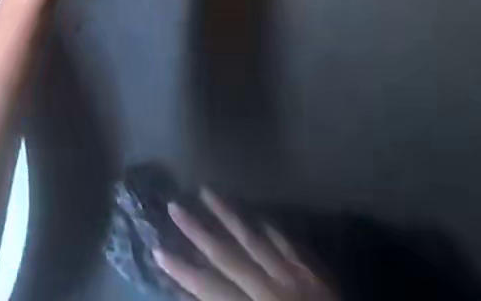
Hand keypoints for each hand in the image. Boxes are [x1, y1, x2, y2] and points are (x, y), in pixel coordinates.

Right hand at [155, 189, 335, 300]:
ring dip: (231, 216)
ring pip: (258, 242)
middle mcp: (274, 291)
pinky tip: (265, 222)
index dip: (183, 270)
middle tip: (173, 204)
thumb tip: (198, 300)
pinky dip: (277, 236)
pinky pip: (295, 252)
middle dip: (198, 231)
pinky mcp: (323, 284)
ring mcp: (301, 284)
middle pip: (229, 256)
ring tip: (207, 191)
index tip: (157, 249)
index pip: (211, 289)